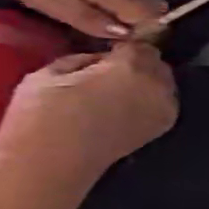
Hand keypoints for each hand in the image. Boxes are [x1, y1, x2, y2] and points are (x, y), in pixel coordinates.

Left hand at [0, 0, 165, 38]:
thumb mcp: (48, 1)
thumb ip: (87, 17)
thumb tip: (125, 35)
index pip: (154, 21)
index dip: (140, 37)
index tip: (116, 47)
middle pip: (158, 17)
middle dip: (141, 33)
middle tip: (108, 43)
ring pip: (152, 12)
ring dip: (135, 26)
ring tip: (105, 35)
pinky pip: (142, 6)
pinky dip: (130, 17)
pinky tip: (106, 22)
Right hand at [0, 42, 177, 180]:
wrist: (51, 162)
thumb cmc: (41, 116)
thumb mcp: (46, 74)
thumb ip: (82, 58)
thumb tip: (100, 58)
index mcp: (131, 68)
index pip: (139, 46)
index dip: (122, 48)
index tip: (107, 52)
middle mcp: (158, 84)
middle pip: (155, 63)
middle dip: (136, 64)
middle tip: (107, 73)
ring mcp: (167, 104)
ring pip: (163, 82)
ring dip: (145, 82)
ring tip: (113, 92)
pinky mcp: (166, 122)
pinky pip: (163, 101)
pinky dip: (149, 99)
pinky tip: (123, 108)